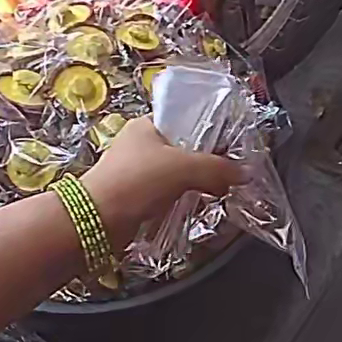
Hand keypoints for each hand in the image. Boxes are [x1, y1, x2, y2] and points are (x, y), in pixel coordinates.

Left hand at [79, 117, 244, 237]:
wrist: (97, 219)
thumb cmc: (137, 181)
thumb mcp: (183, 168)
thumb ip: (217, 168)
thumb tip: (244, 174)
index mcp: (147, 125)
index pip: (186, 121)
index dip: (210, 134)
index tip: (230, 150)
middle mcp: (141, 145)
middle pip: (185, 150)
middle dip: (206, 164)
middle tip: (226, 176)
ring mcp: (137, 171)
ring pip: (177, 174)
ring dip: (195, 184)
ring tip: (215, 193)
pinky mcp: (136, 196)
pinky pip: (167, 194)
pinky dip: (181, 199)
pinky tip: (195, 206)